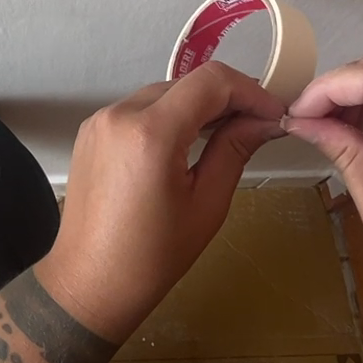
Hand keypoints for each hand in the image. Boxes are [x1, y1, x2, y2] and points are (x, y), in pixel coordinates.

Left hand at [36, 61, 287, 341]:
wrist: (90, 281)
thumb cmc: (153, 255)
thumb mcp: (206, 205)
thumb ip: (234, 150)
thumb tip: (266, 120)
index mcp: (151, 132)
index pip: (210, 81)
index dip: (248, 90)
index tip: (273, 113)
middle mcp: (120, 113)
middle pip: (184, 84)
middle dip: (225, 98)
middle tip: (256, 126)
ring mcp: (100, 119)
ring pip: (161, 93)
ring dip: (195, 106)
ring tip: (226, 135)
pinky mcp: (90, 130)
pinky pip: (137, 109)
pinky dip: (165, 116)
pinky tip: (184, 143)